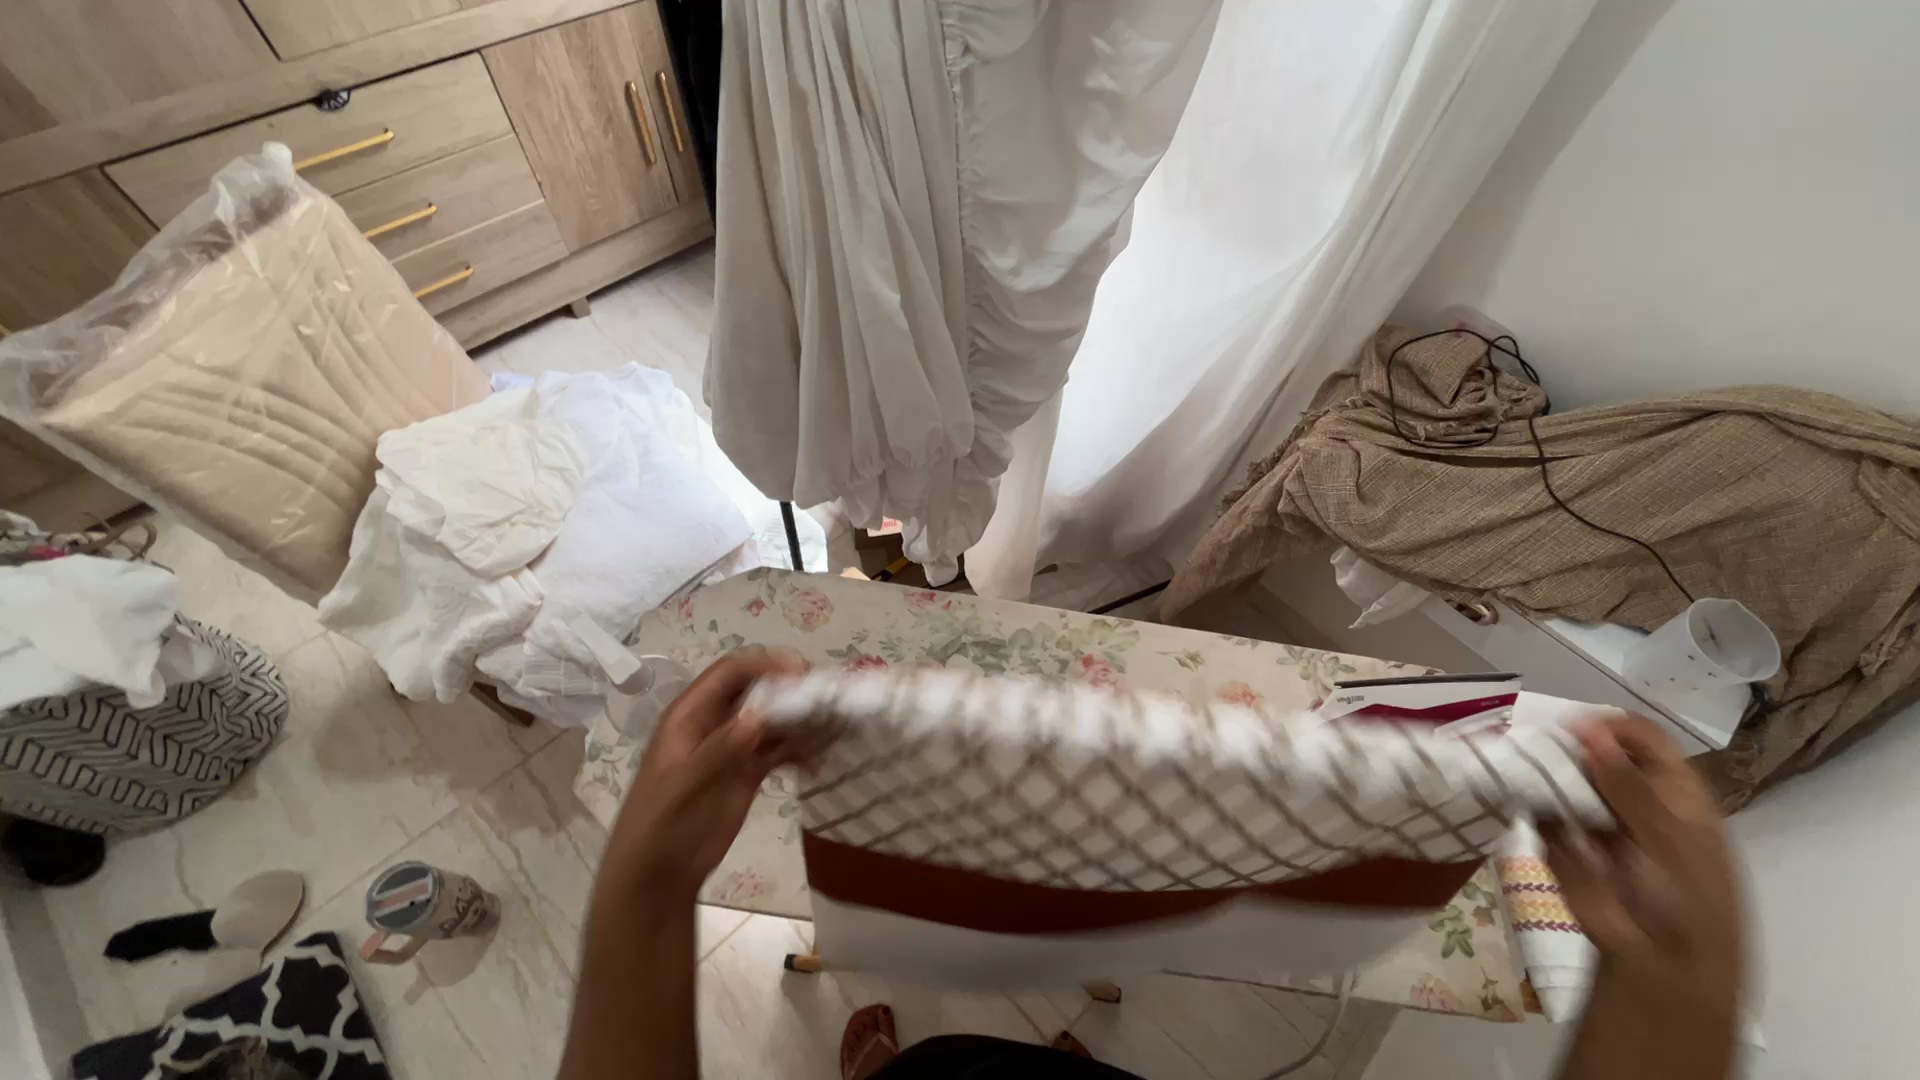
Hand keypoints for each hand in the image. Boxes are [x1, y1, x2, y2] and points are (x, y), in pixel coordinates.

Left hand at [600, 648, 807, 903]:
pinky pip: (779, 748)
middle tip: (828, 698)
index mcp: (690, 715)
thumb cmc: (659, 829)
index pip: (730, 673)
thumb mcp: (683, 789)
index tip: (802, 673)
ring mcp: (733, 746)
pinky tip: (819, 760)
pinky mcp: (748, 770)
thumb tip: (757, 717)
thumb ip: (717, 752)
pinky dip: (801, 749)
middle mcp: (714, 722)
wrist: (658, 877)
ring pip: (773, 718)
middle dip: (792, 690)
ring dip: (802, 720)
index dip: (765, 666)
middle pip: (758, 691)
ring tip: (834, 728)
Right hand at [1544, 713, 1742, 1021]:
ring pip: (1560, 774)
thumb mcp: (1668, 839)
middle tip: (1531, 743)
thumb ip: (1627, 785)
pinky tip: (1512, 794)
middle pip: (1593, 750)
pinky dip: (1525, 799)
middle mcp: (1630, 794)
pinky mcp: (1558, 833)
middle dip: (1564, 745)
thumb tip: (1588, 731)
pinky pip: (1537, 805)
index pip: (1640, 737)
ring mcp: (1591, 812)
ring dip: (1540, 769)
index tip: (1568, 729)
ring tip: (1514, 765)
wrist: (1654, 961)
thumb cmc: (1683, 899)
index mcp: (1672, 791)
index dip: (1608, 727)